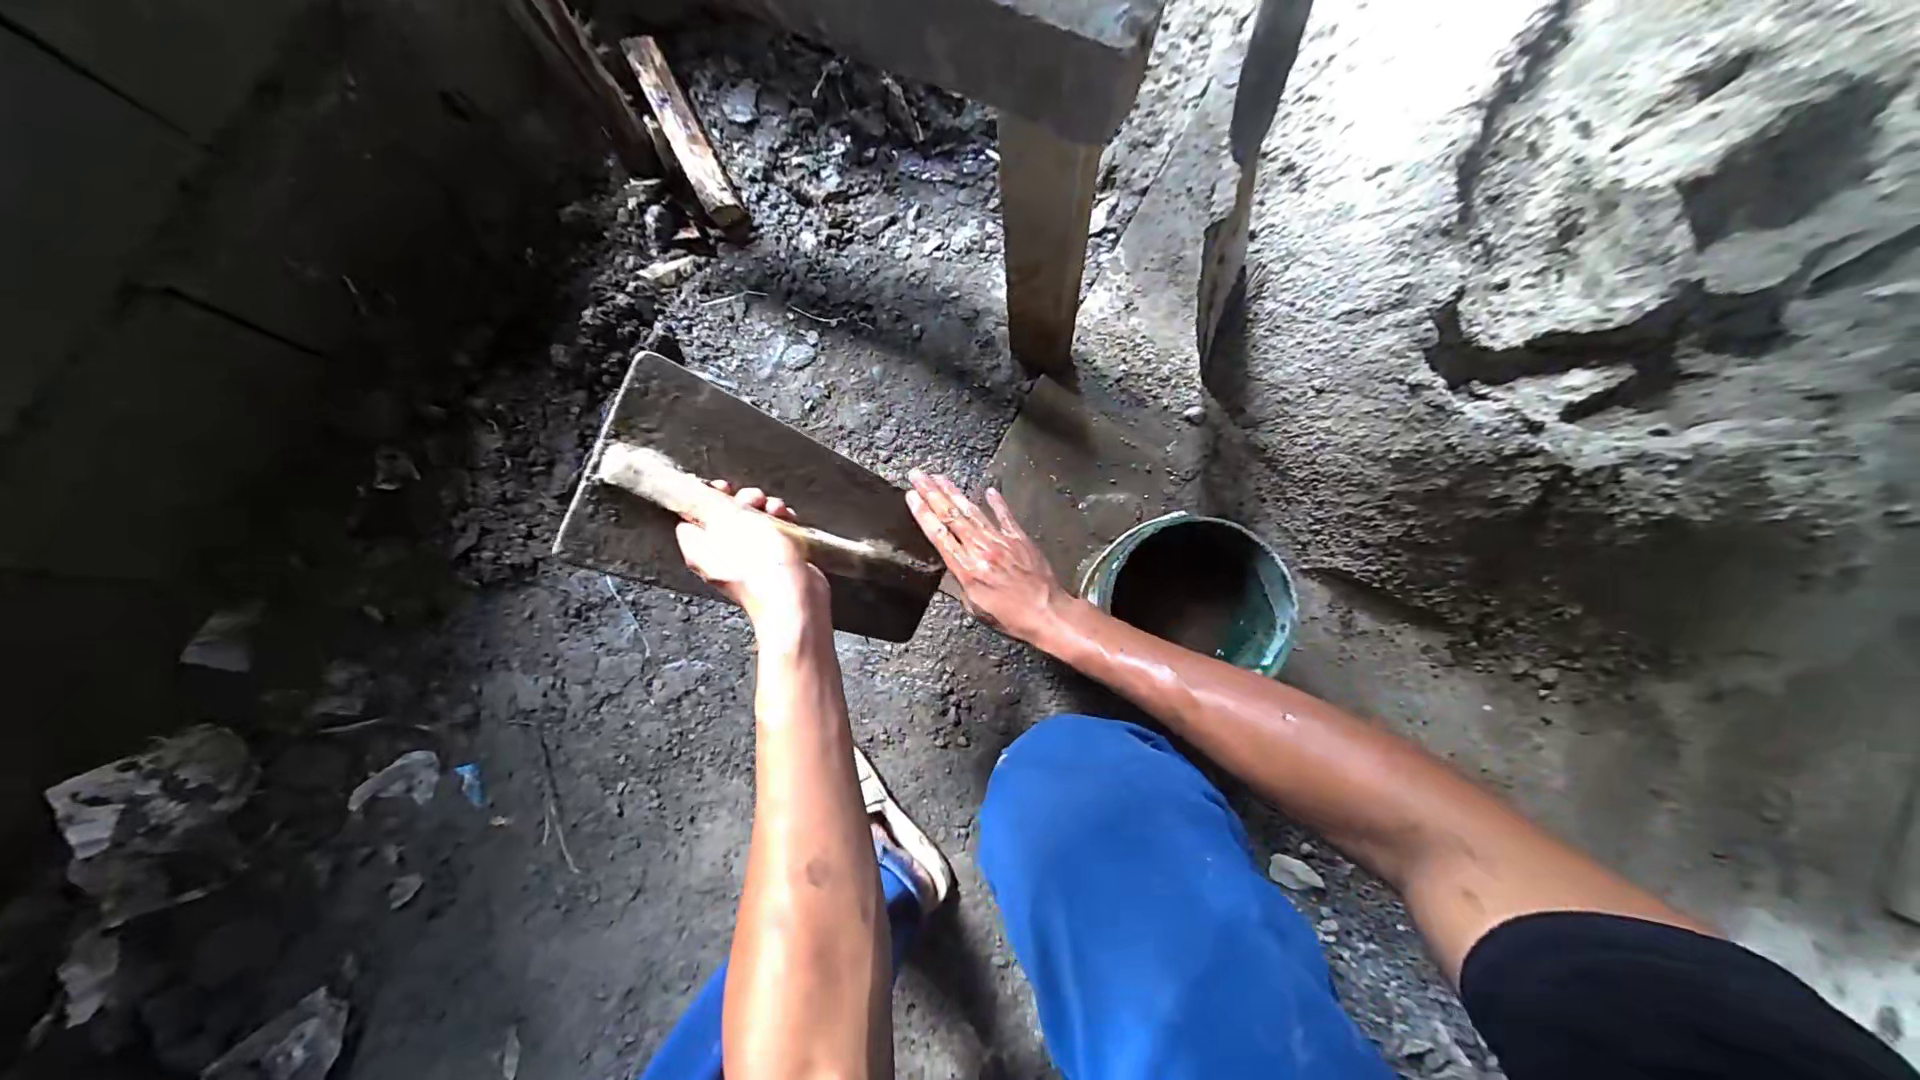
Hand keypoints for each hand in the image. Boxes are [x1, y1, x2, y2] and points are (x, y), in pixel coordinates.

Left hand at [675, 480, 824, 623]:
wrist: (793, 596)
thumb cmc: (756, 560)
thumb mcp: (725, 519)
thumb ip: (706, 502)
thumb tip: (692, 495)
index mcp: (699, 548)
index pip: (692, 516)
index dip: (707, 498)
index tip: (724, 488)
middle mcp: (721, 554)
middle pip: (726, 516)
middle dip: (744, 501)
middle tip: (754, 500)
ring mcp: (750, 559)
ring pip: (755, 522)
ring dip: (767, 509)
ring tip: (777, 509)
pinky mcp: (775, 562)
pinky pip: (776, 534)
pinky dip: (783, 523)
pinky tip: (789, 519)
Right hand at [905, 469, 1071, 643]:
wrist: (1047, 612)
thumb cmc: (1012, 616)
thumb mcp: (975, 607)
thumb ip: (961, 583)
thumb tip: (952, 567)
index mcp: (967, 569)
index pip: (938, 534)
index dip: (923, 513)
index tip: (911, 497)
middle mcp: (981, 550)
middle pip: (951, 515)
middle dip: (931, 492)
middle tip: (918, 476)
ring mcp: (1001, 541)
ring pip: (972, 511)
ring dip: (954, 492)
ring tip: (940, 478)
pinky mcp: (1020, 538)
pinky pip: (1005, 515)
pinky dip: (996, 502)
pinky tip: (989, 491)